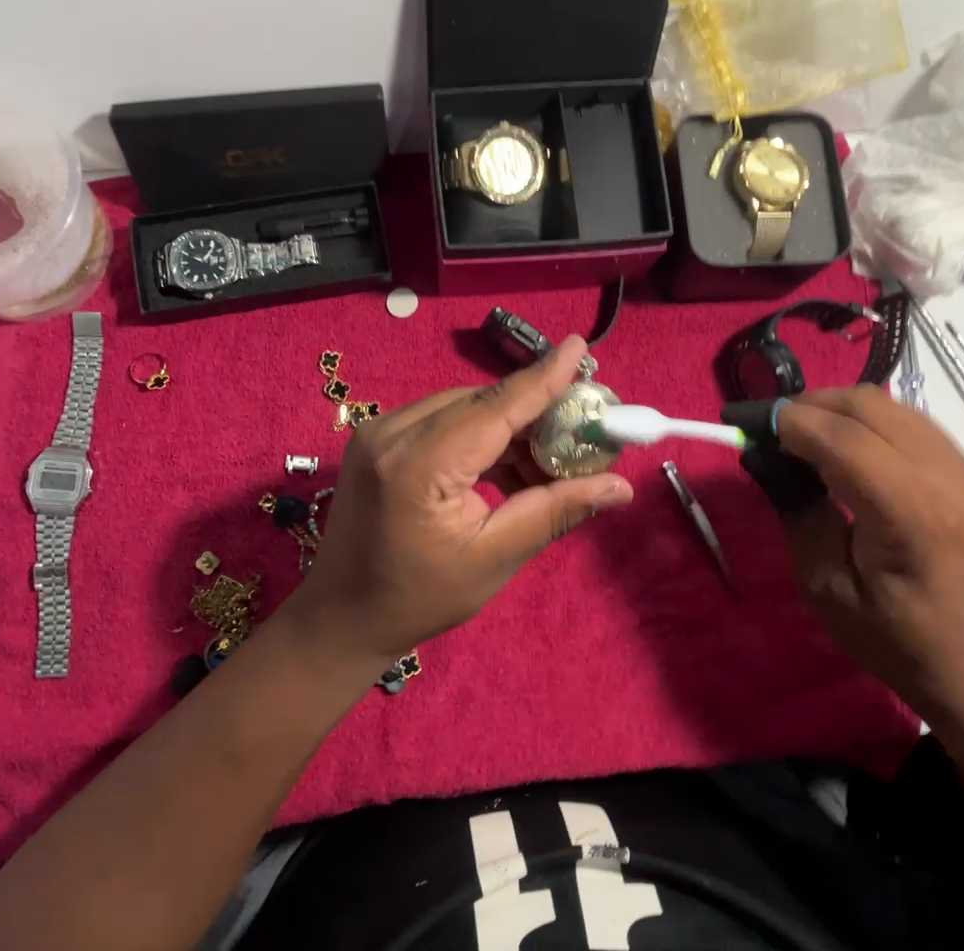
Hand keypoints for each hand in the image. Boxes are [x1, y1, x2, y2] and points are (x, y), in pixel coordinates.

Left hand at [285, 337, 633, 667]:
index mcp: (418, 466)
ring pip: (460, 408)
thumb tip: (621, 485)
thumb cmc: (420, 597)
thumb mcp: (494, 557)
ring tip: (548, 462)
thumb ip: (554, 511)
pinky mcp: (376, 439)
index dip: (541, 379)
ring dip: (506, 427)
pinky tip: (508, 465)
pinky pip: (439, 421)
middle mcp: (392, 433)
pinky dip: (477, 436)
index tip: (578, 347)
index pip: (494, 408)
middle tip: (581, 433)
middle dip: (532, 412)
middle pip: (478, 403)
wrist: (342, 615)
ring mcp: (378, 432)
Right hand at [772, 385, 963, 735]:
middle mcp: (950, 479)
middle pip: (869, 406)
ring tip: (796, 437)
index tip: (740, 422)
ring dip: (835, 409)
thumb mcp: (826, 587)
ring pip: (890, 405)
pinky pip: (908, 422)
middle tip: (764, 430)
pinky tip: (839, 448)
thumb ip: (798, 511)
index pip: (842, 438)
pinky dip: (864, 421)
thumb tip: (763, 455)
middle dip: (807, 406)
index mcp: (915, 517)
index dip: (787, 421)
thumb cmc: (894, 641)